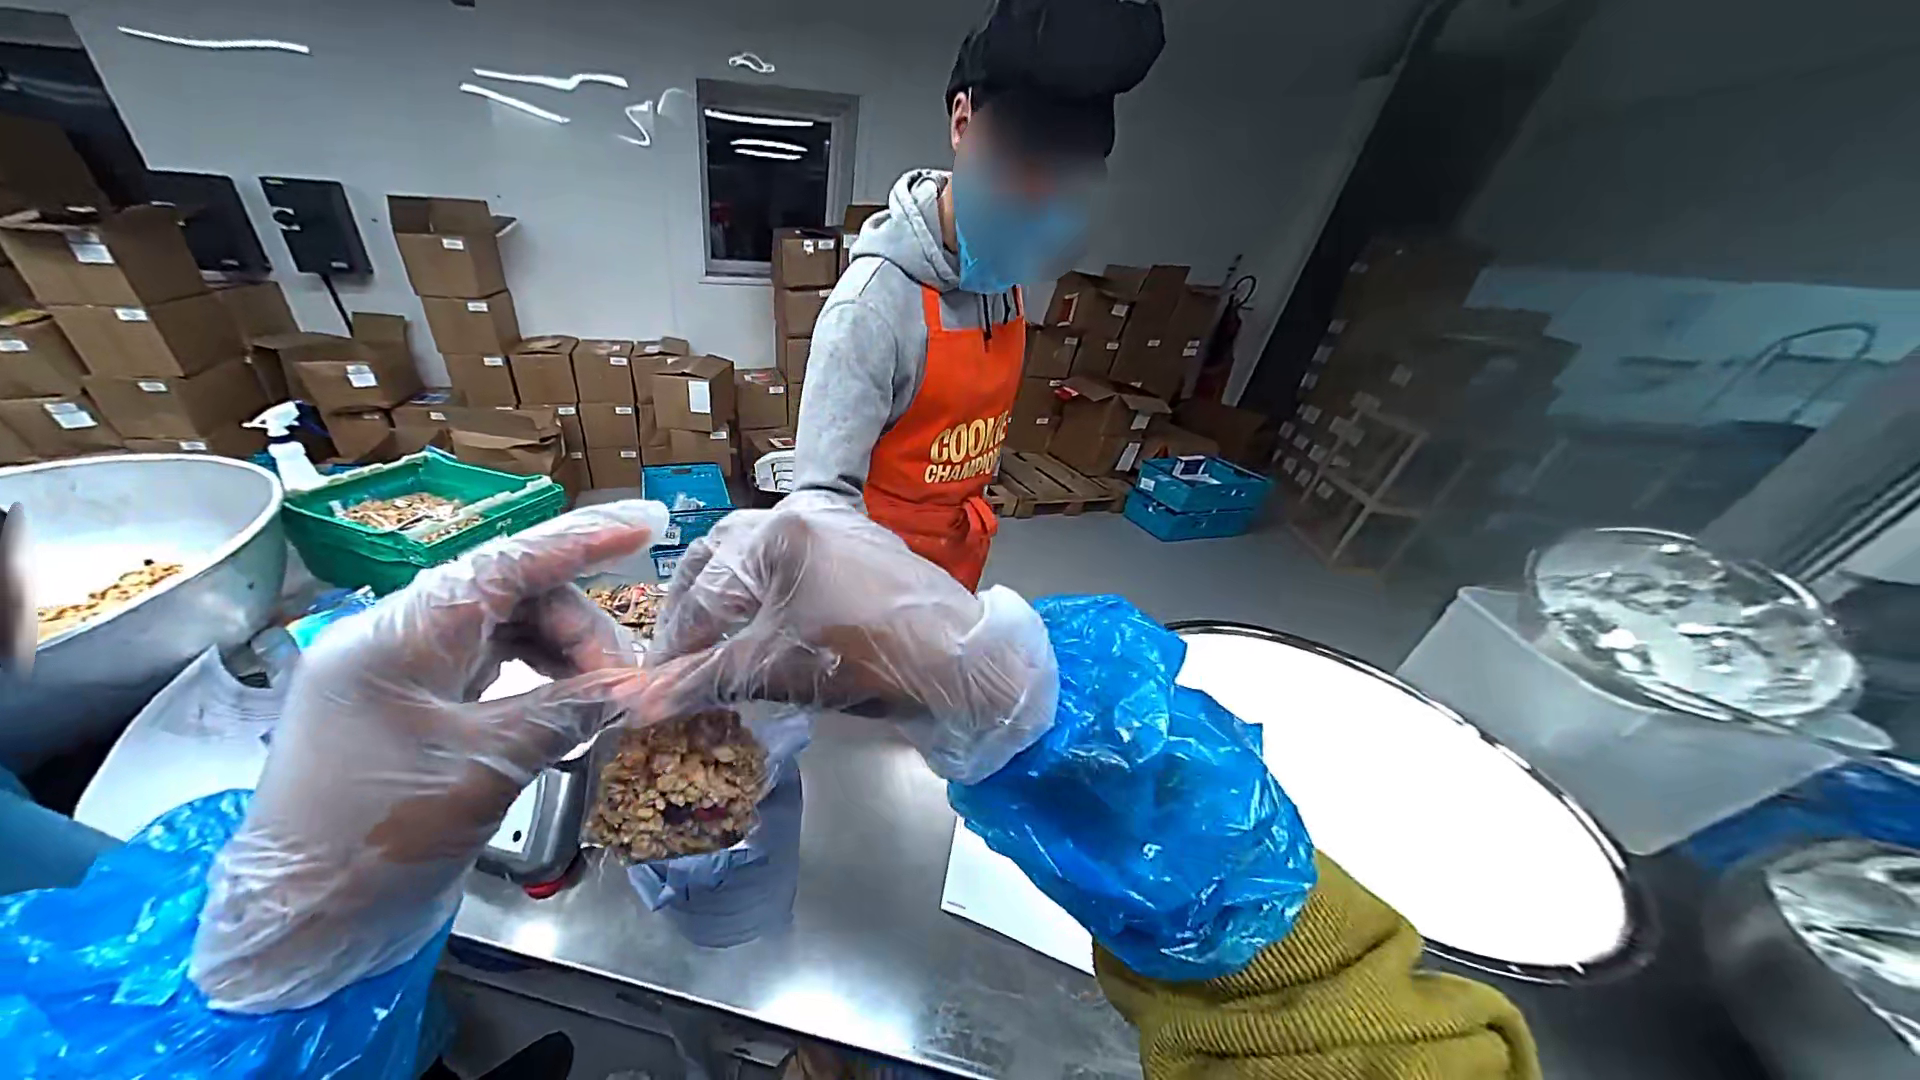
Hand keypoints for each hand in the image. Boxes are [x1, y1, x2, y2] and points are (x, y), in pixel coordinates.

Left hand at [190, 501, 667, 1012]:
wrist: (302, 924)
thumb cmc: (376, 841)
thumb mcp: (487, 768)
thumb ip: (570, 711)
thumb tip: (642, 686)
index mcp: (396, 640)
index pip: (502, 566)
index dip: (578, 542)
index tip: (642, 529)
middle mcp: (400, 637)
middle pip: (520, 596)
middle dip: (583, 630)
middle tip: (628, 680)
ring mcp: (411, 665)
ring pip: (518, 626)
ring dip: (571, 654)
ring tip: (608, 697)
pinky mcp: (426, 693)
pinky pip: (505, 659)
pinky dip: (549, 674)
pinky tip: (576, 701)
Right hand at [646, 493, 1057, 782]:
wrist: (962, 660)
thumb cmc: (871, 657)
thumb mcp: (780, 667)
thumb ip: (706, 679)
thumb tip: (640, 704)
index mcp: (781, 533)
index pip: (706, 588)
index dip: (676, 639)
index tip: (653, 680)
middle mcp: (805, 515)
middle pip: (724, 558)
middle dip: (696, 607)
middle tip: (678, 655)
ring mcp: (837, 526)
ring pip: (759, 559)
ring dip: (731, 600)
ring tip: (713, 644)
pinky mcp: (860, 546)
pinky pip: (794, 564)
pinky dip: (768, 594)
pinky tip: (762, 625)